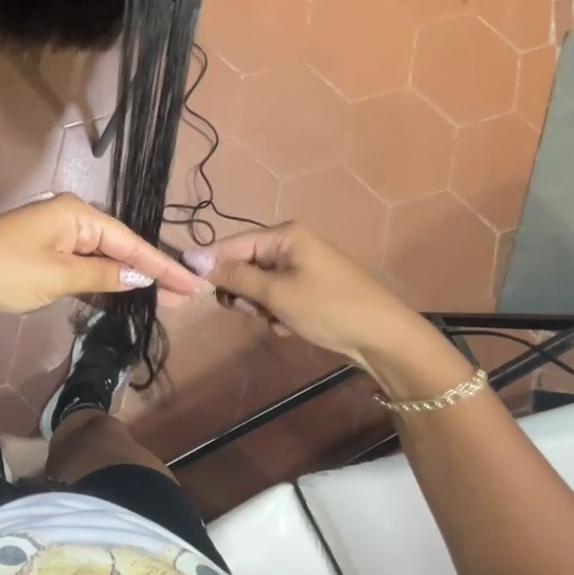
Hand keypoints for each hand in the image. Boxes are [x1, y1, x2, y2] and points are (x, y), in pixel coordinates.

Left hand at [0, 193, 206, 316]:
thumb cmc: (6, 271)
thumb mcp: (59, 276)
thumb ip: (103, 273)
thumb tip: (141, 275)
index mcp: (76, 213)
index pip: (130, 240)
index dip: (161, 264)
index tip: (190, 284)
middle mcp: (70, 217)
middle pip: (120, 244)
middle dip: (151, 271)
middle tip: (183, 298)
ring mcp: (56, 234)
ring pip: (103, 254)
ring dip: (129, 276)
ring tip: (163, 299)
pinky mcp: (44, 252)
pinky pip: (84, 262)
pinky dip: (104, 277)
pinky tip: (124, 292)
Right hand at [180, 221, 439, 365]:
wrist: (385, 339)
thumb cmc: (329, 308)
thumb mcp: (277, 293)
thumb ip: (234, 276)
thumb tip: (192, 258)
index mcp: (284, 235)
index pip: (231, 244)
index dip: (209, 265)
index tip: (188, 287)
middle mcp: (290, 244)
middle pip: (242, 264)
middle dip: (241, 290)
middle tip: (250, 310)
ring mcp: (301, 267)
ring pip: (257, 284)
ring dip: (259, 306)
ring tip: (275, 321)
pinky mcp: (308, 288)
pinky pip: (275, 296)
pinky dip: (275, 312)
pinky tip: (289, 326)